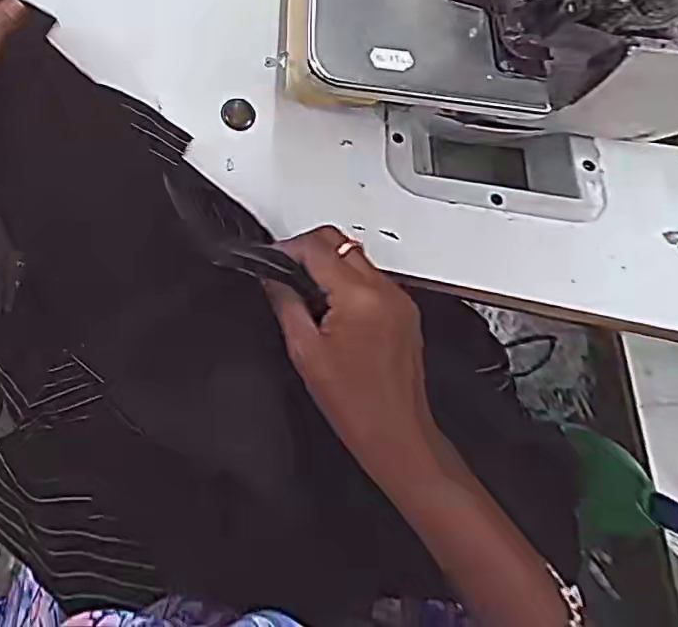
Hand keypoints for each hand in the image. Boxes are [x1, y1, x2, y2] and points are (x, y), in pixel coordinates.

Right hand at [264, 226, 439, 480]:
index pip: (317, 248)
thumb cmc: (357, 405)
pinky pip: (371, 276)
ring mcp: (399, 298)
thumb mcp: (305, 352)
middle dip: (308, 246)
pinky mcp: (405, 309)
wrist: (398, 436)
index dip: (288, 247)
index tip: (272, 257)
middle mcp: (385, 291)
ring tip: (307, 291)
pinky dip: (348, 279)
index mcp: (359, 298)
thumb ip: (285, 303)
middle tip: (285, 266)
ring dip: (329, 262)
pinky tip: (332, 305)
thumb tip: (271, 277)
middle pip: (339, 241)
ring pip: (355, 254)